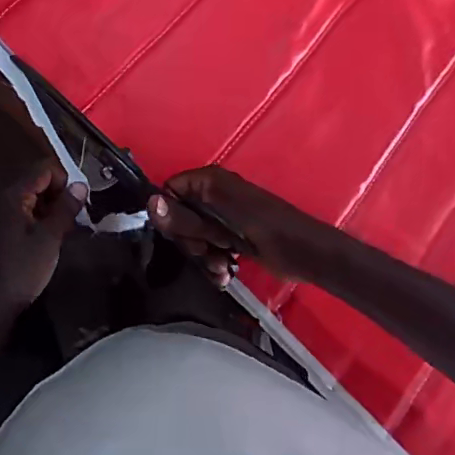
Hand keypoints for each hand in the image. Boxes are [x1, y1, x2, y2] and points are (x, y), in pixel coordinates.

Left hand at [0, 162, 86, 330]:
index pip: (43, 169)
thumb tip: (80, 185)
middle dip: (58, 195)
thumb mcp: (50, 240)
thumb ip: (65, 209)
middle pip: (35, 182)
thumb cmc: (21, 272)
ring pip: (29, 200)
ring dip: (48, 210)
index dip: (64, 180)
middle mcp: (1, 200)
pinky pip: (20, 216)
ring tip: (63, 232)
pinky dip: (36, 221)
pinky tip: (46, 242)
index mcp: (13, 196)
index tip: (78, 203)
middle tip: (74, 219)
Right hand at [147, 166, 344, 287]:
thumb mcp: (220, 224)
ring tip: (221, 267)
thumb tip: (150, 204)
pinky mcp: (230, 236)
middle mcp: (212, 193)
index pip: (169, 191)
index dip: (170, 215)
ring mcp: (222, 216)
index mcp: (208, 180)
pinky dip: (214, 263)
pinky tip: (226, 273)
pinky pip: (209, 248)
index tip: (180, 235)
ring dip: (203, 256)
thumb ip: (185, 217)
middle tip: (206, 251)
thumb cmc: (265, 229)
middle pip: (179, 217)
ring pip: (194, 237)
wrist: (305, 253)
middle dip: (190, 241)